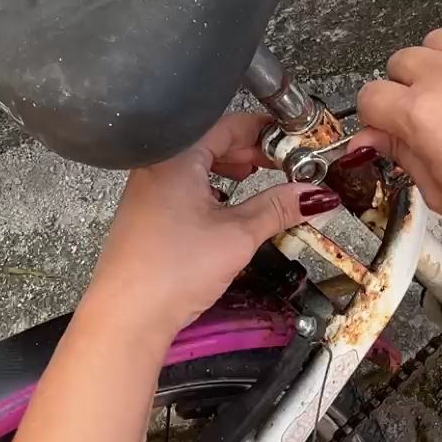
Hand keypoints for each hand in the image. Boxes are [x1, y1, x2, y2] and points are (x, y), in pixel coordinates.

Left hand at [82, 114, 339, 343]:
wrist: (126, 316)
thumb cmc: (174, 270)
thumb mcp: (237, 235)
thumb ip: (278, 209)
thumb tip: (315, 195)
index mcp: (177, 156)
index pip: (229, 125)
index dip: (266, 132)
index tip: (293, 142)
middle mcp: (158, 163)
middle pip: (213, 141)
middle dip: (252, 151)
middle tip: (285, 163)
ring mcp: (148, 187)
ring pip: (198, 163)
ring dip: (231, 168)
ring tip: (258, 178)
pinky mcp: (146, 210)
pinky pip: (184, 183)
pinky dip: (211, 186)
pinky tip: (226, 203)